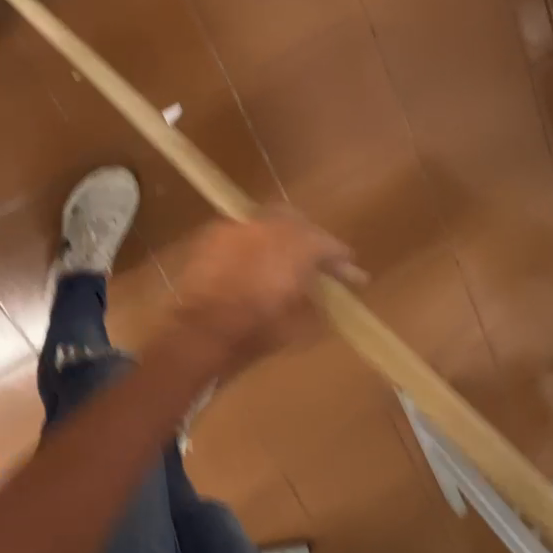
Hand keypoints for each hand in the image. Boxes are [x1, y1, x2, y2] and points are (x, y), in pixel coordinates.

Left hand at [167, 209, 362, 372]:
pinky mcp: (213, 234)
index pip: (328, 245)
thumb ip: (317, 302)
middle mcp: (270, 227)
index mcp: (298, 247)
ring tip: (284, 256)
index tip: (354, 274)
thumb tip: (322, 295)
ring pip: (269, 220)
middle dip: (312, 239)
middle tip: (318, 259)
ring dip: (281, 236)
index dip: (343, 261)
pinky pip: (242, 230)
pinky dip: (253, 241)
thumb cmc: (255, 332)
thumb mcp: (300, 325)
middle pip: (300, 223)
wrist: (199, 332)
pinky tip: (253, 257)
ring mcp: (239, 226)